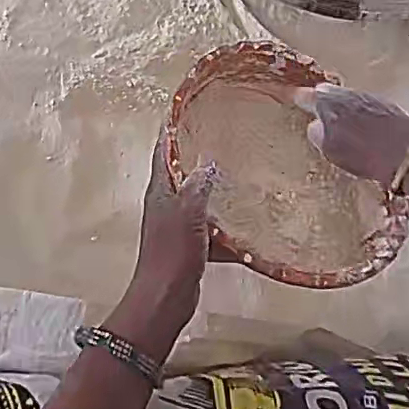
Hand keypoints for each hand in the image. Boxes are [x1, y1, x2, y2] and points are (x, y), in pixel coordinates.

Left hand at [111, 131, 226, 358]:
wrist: (165, 299)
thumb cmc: (172, 254)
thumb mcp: (187, 214)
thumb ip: (197, 187)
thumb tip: (209, 162)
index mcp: (160, 191)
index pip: (162, 150)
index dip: (172, 129)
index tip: (189, 109)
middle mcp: (166, 203)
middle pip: (181, 171)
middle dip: (200, 154)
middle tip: (226, 136)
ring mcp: (178, 224)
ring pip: (199, 198)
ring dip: (215, 187)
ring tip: (243, 171)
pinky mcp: (192, 243)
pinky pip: (211, 225)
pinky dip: (226, 222)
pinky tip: (248, 220)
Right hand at [292, 83, 408, 185]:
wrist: (406, 155)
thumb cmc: (363, 155)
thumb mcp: (331, 150)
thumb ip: (318, 134)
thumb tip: (315, 125)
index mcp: (329, 103)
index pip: (306, 96)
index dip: (298, 98)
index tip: (292, 98)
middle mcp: (348, 94)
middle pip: (328, 92)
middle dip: (321, 100)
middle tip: (316, 111)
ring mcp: (370, 97)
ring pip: (348, 97)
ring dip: (342, 106)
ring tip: (340, 121)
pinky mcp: (388, 105)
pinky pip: (365, 104)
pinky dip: (359, 112)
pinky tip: (363, 126)